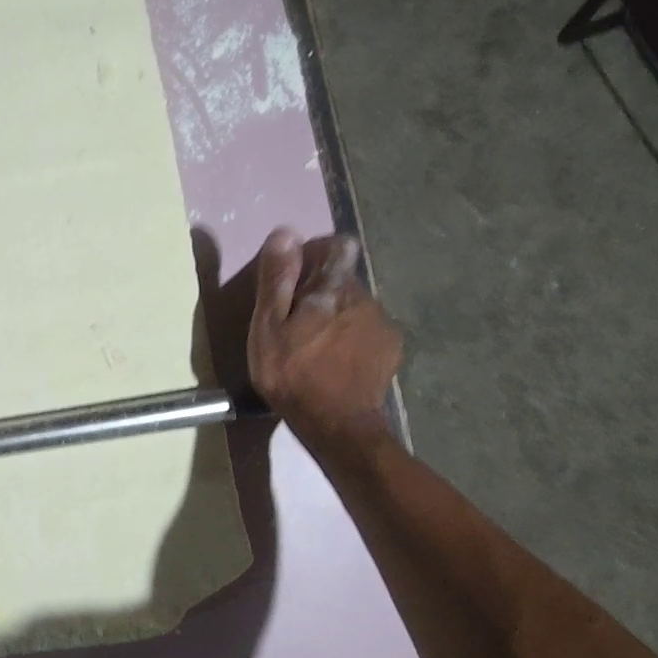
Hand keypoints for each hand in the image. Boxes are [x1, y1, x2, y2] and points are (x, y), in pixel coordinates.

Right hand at [247, 227, 401, 455]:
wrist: (336, 424)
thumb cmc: (292, 374)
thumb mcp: (268, 327)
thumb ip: (277, 280)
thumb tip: (285, 233)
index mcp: (334, 288)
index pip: (336, 246)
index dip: (313, 255)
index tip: (291, 280)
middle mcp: (365, 297)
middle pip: (342, 279)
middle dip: (320, 292)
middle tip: (293, 323)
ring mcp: (382, 324)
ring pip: (355, 306)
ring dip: (335, 316)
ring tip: (312, 347)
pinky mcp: (390, 349)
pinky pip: (366, 330)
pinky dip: (350, 338)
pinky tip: (334, 362)